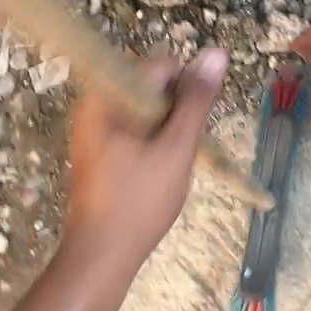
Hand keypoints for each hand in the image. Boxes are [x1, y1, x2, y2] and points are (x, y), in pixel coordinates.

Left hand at [62, 48, 227, 264]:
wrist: (99, 258)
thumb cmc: (138, 201)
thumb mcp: (177, 147)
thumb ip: (197, 99)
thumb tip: (217, 52)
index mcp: (108, 95)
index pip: (161, 64)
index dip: (186, 87)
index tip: (192, 123)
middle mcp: (95, 102)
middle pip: (152, 82)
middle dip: (175, 107)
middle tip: (180, 145)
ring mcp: (93, 125)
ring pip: (146, 104)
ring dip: (166, 123)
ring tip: (171, 157)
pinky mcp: (97, 145)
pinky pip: (133, 123)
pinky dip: (152, 136)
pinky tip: (158, 166)